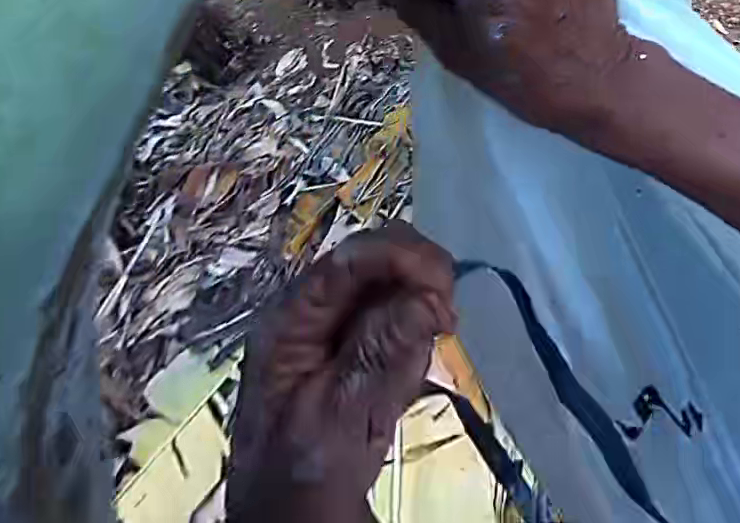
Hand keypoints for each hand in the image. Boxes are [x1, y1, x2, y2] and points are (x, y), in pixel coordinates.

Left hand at [226, 223, 455, 522]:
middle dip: (416, 272)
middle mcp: (315, 306)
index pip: (346, 260)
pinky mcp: (361, 339)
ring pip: (394, 276)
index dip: (398, 256)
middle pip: (372, 256)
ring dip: (422, 300)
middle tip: (447, 316)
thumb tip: (427, 298)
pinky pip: (401, 311)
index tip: (443, 282)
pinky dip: (418, 327)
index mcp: (292, 318)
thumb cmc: (300, 482)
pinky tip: (406, 375)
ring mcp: (338, 321)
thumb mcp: (335, 426)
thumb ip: (377, 360)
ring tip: (420, 357)